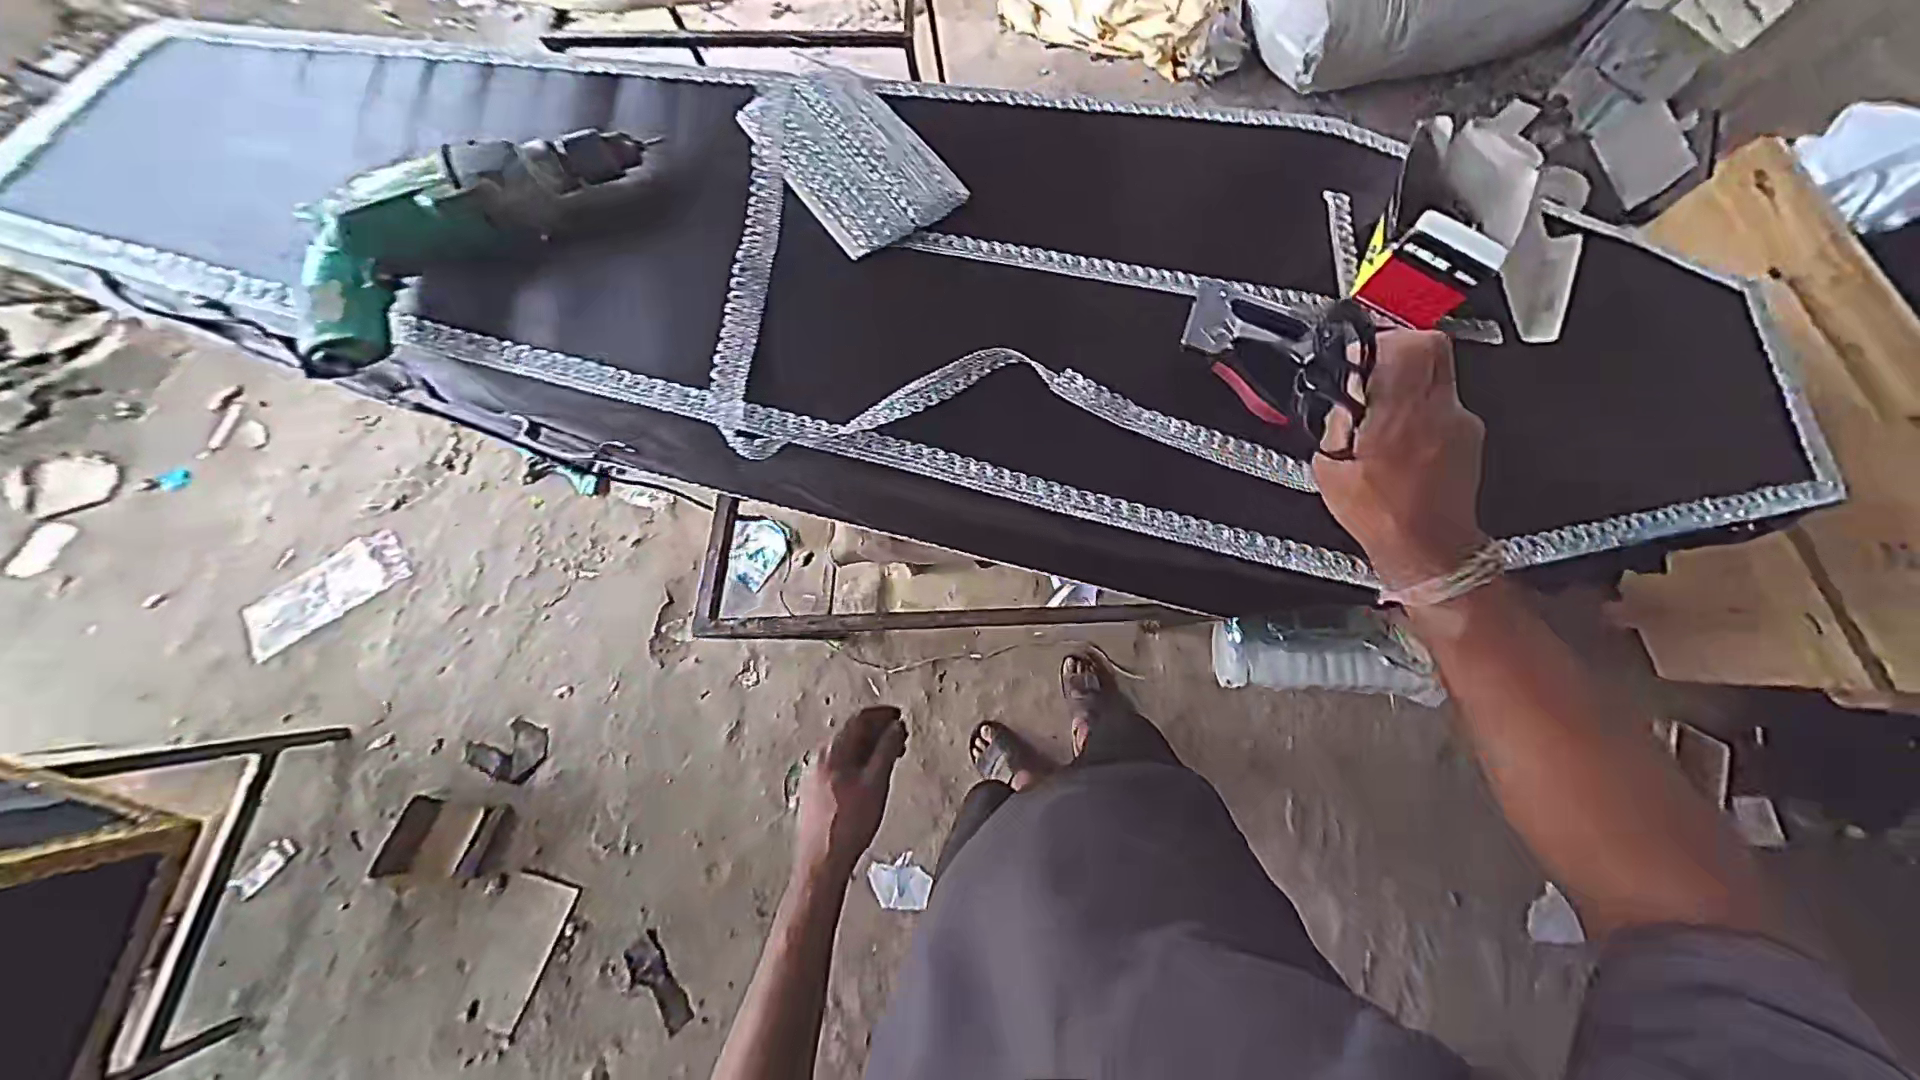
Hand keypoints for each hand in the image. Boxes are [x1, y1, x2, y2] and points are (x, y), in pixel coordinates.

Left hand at [793, 705, 906, 883]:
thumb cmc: (849, 825)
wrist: (821, 862)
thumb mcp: (876, 782)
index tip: (897, 715)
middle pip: (851, 733)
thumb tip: (896, 727)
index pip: (859, 719)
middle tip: (898, 736)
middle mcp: (819, 759)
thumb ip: (887, 749)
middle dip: (877, 731)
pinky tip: (870, 775)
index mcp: (832, 751)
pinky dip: (858, 761)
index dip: (882, 714)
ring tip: (889, 755)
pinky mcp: (814, 792)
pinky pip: (840, 765)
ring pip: (846, 750)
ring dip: (868, 747)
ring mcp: (814, 775)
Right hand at [1315, 329, 1487, 588]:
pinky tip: (1399, 434)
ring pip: (1439, 373)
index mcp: (1400, 414)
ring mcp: (1460, 421)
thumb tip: (1340, 396)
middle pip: (1432, 346)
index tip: (1358, 358)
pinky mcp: (1469, 434)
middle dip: (1400, 348)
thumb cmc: (1378, 512)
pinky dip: (1420, 406)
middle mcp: (1438, 410)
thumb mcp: (1330, 466)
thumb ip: (1336, 423)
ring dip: (1409, 379)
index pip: (1407, 345)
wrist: (1425, 544)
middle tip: (1373, 368)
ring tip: (1381, 409)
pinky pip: (1443, 402)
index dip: (1379, 343)